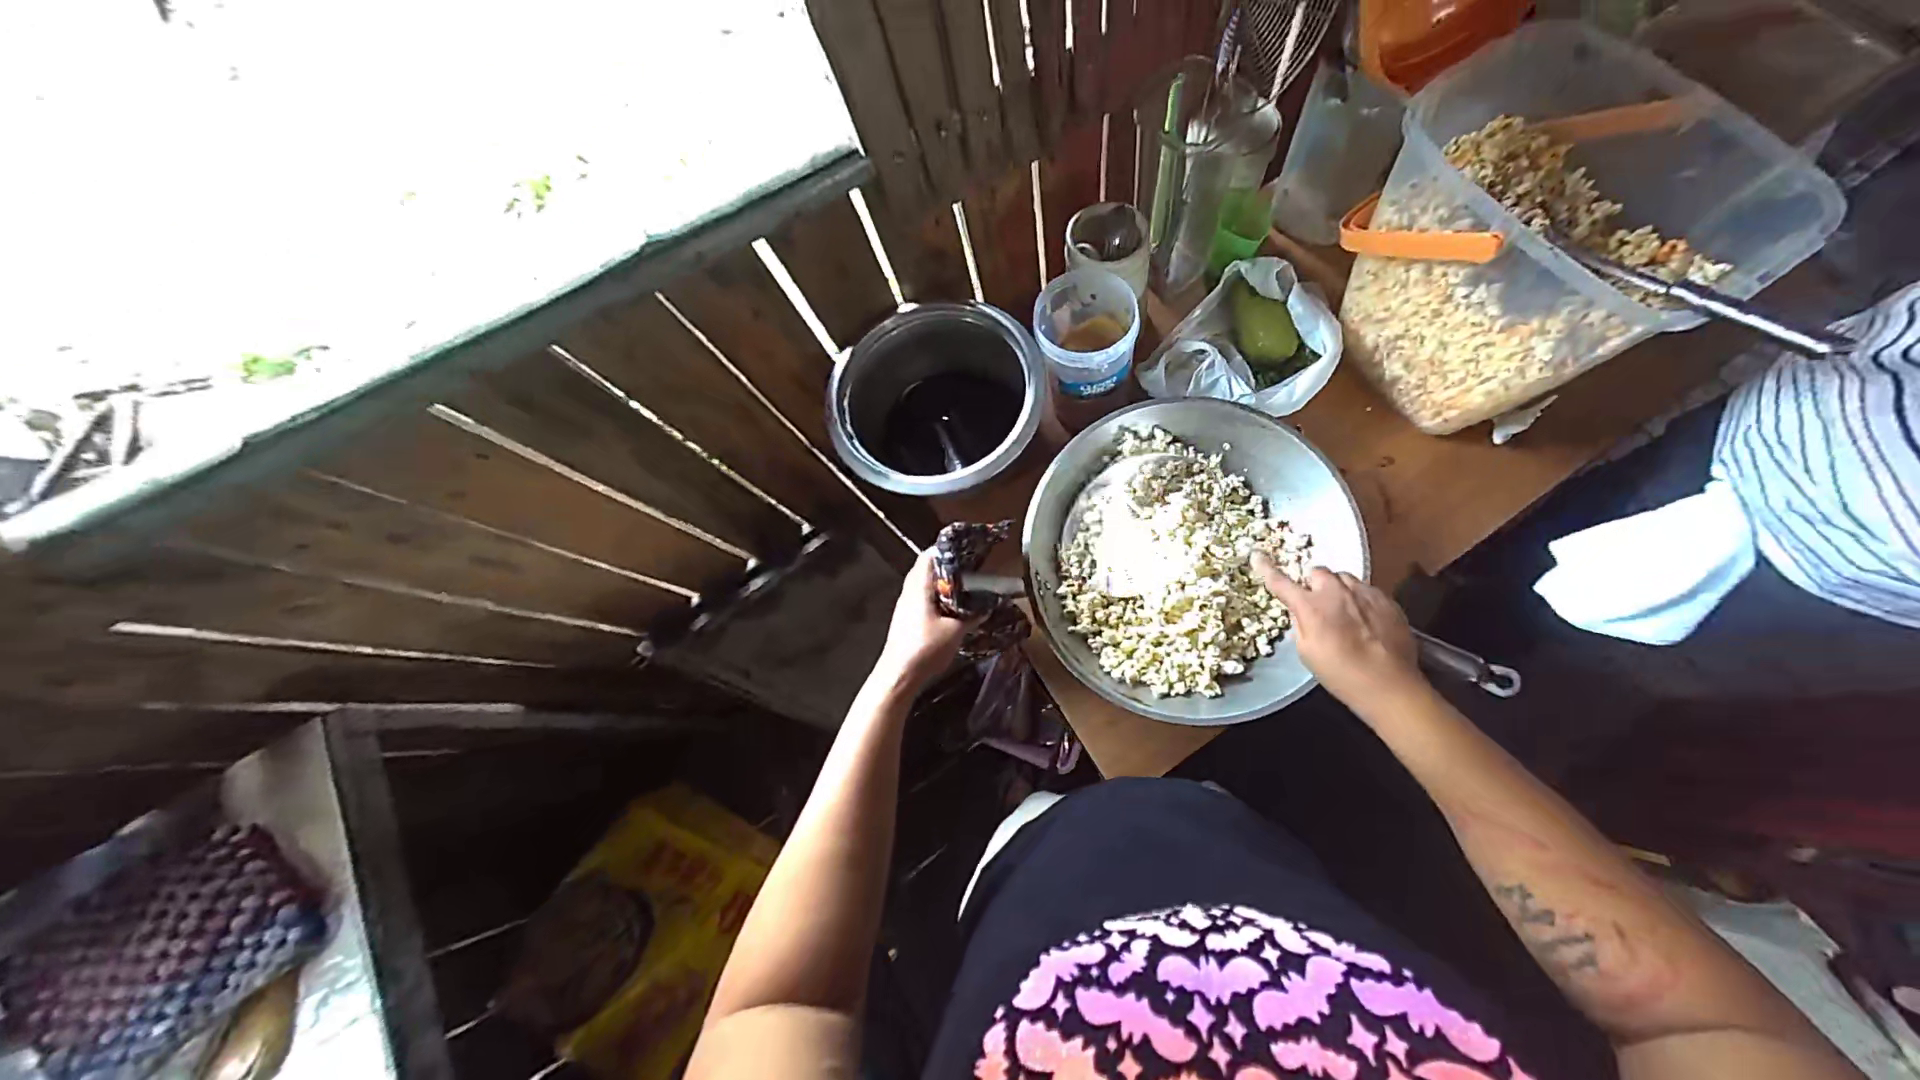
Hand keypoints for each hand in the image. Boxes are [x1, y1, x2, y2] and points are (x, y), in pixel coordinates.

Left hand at [876, 547, 970, 688]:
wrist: (898, 676)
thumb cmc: (925, 649)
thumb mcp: (955, 631)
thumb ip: (971, 616)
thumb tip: (986, 607)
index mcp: (918, 586)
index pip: (929, 555)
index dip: (947, 550)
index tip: (967, 552)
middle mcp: (909, 591)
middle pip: (927, 569)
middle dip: (949, 568)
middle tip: (971, 570)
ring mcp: (905, 605)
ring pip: (925, 585)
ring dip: (944, 584)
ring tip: (966, 588)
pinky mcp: (906, 619)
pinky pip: (923, 599)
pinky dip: (938, 598)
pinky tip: (952, 609)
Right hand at [1252, 554, 1426, 710]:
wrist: (1389, 685)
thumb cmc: (1339, 673)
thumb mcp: (1306, 651)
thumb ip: (1300, 623)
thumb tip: (1300, 610)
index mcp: (1310, 606)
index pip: (1281, 582)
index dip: (1267, 569)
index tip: (1257, 556)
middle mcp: (1336, 593)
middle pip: (1318, 572)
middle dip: (1314, 583)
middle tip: (1317, 603)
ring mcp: (1365, 594)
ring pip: (1344, 578)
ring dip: (1338, 589)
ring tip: (1344, 611)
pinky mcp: (1388, 601)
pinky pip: (1367, 590)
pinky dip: (1360, 599)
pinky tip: (1365, 619)